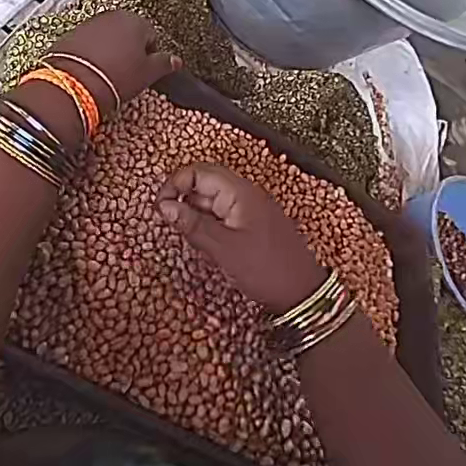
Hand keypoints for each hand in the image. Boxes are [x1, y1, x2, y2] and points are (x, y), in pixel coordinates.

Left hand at [47, 10, 179, 117]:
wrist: (75, 83)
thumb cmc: (116, 77)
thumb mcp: (148, 73)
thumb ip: (164, 63)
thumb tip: (176, 60)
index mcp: (136, 21)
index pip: (151, 37)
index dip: (149, 58)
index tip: (143, 73)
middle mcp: (112, 16)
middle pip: (127, 34)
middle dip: (128, 52)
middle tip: (126, 75)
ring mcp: (89, 24)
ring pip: (106, 39)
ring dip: (109, 53)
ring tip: (107, 76)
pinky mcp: (70, 35)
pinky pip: (87, 45)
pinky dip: (90, 56)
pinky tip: (91, 73)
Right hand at [158, 164, 325, 312]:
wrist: (304, 294)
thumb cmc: (266, 270)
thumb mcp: (223, 249)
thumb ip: (193, 224)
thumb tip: (165, 206)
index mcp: (240, 192)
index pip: (199, 172)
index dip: (175, 184)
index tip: (161, 207)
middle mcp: (246, 194)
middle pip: (205, 182)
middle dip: (182, 197)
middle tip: (167, 220)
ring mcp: (251, 209)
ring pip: (213, 200)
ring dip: (195, 212)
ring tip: (187, 235)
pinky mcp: (253, 224)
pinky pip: (224, 214)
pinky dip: (209, 223)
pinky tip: (205, 243)